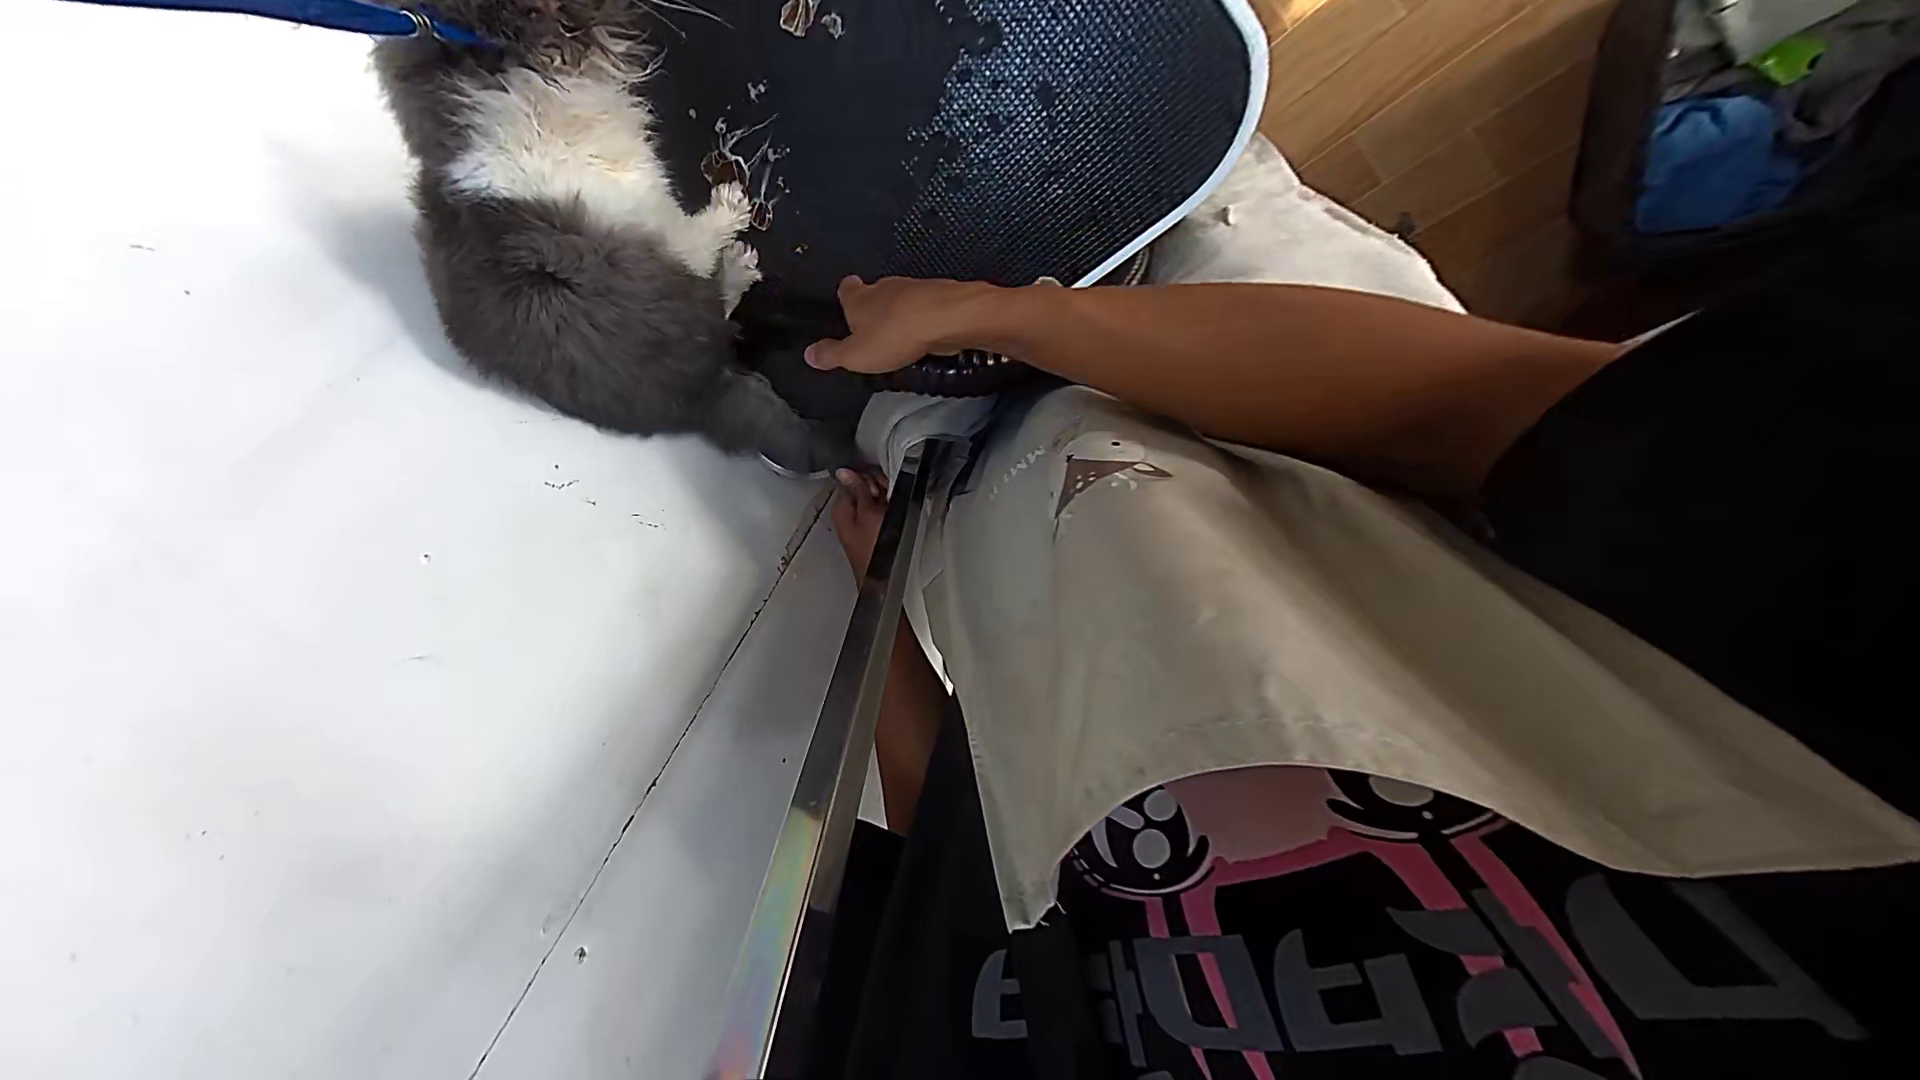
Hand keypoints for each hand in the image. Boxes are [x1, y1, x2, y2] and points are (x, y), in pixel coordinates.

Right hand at [805, 275, 1006, 373]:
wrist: (944, 318)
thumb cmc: (894, 335)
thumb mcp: (855, 355)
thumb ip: (832, 355)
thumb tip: (808, 354)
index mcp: (859, 298)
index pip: (846, 290)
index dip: (846, 296)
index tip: (846, 300)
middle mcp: (884, 287)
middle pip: (874, 293)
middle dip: (874, 307)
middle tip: (873, 326)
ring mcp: (913, 289)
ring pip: (901, 299)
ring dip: (900, 313)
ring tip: (899, 333)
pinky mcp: (938, 297)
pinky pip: (924, 307)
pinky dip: (922, 318)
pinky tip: (924, 333)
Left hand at [829, 467, 888, 578]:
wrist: (882, 574)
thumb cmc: (873, 547)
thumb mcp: (867, 512)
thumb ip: (857, 489)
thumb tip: (843, 471)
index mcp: (841, 507)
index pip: (849, 479)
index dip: (864, 477)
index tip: (877, 483)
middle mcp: (848, 513)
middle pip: (861, 488)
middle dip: (875, 487)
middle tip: (885, 495)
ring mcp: (861, 521)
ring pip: (872, 498)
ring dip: (883, 497)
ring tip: (891, 504)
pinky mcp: (872, 528)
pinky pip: (878, 510)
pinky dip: (887, 507)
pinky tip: (893, 511)